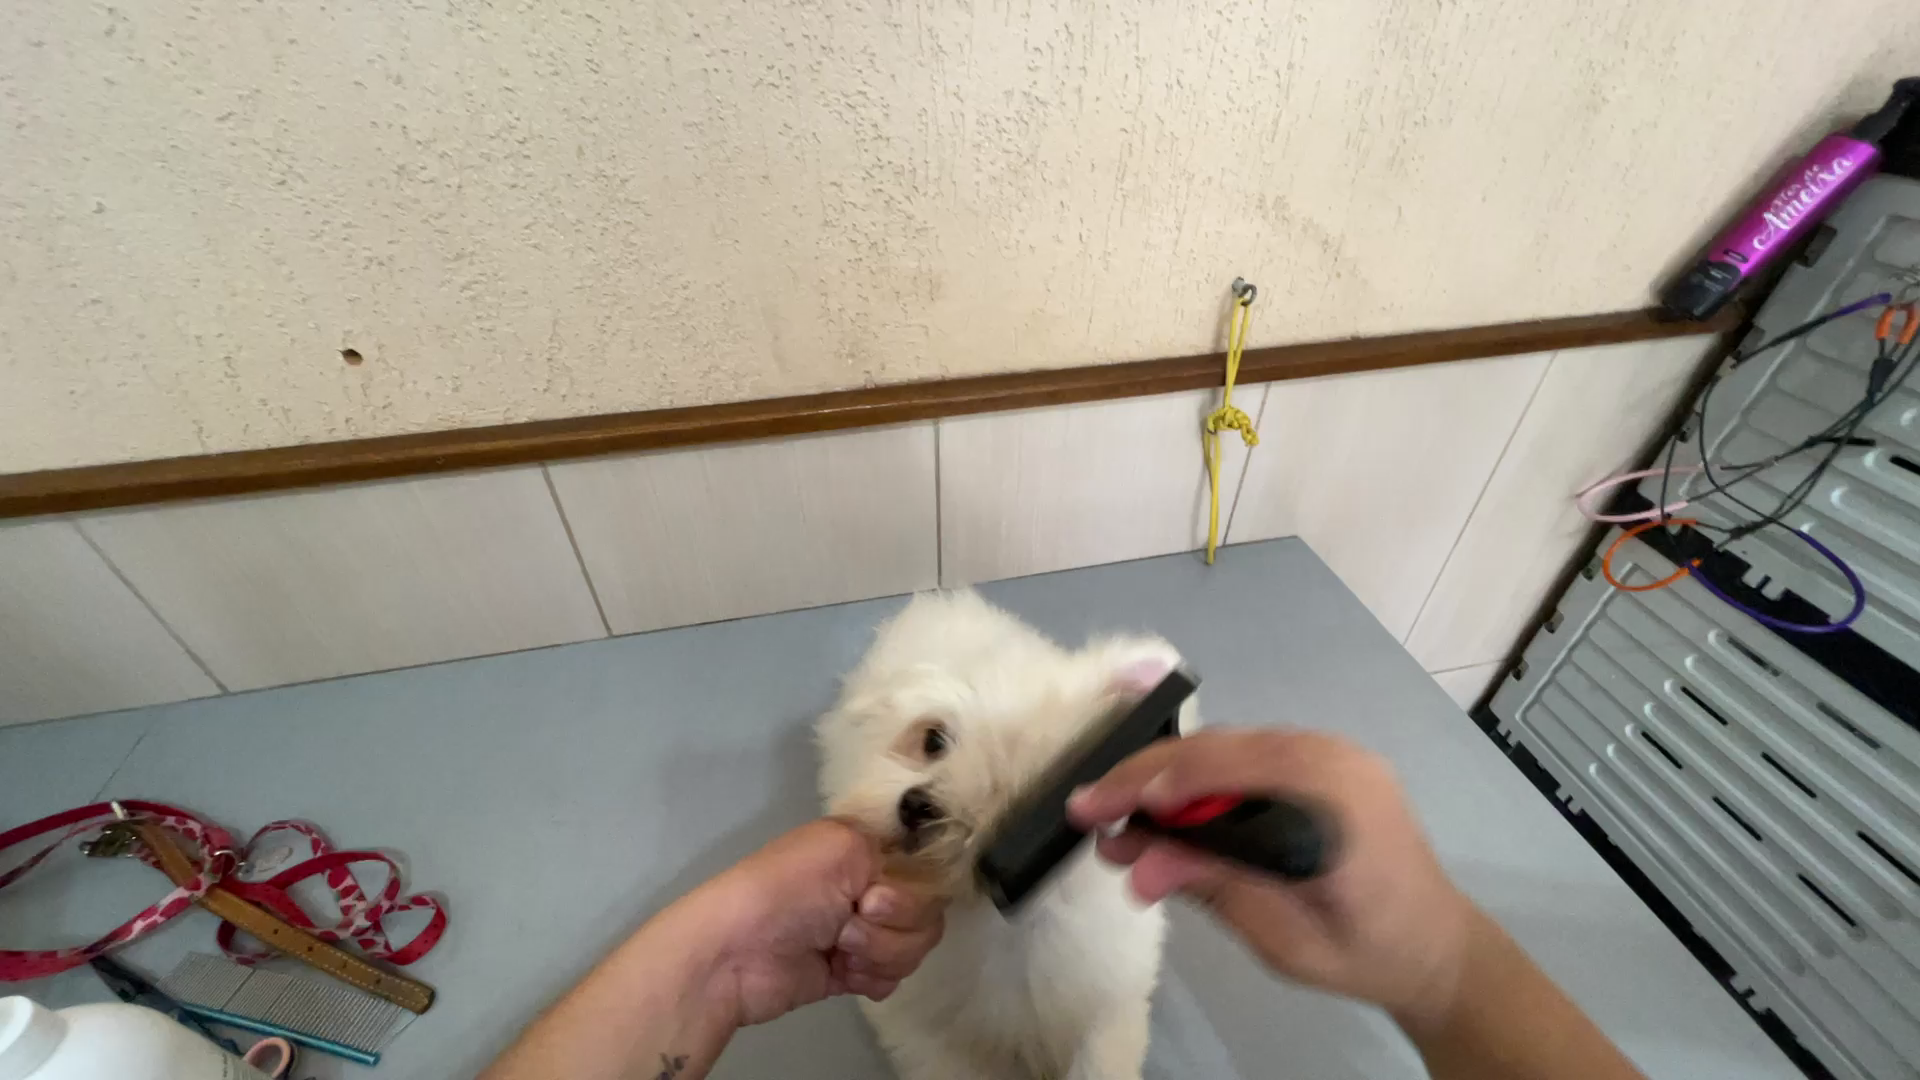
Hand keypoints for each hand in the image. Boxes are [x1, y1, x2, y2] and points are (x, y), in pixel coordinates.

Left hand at [662, 819, 945, 1027]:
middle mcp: (872, 884)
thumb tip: (902, 889)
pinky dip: (872, 978)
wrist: (736, 954)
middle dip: (895, 924)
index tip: (879, 894)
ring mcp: (865, 930)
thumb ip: (892, 856)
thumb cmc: (788, 887)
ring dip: (880, 952)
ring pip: (915, 947)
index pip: (926, 863)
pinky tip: (841, 974)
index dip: (915, 885)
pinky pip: (894, 977)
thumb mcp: (843, 846)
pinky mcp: (854, 971)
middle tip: (851, 922)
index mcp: (869, 847)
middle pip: (928, 911)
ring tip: (839, 950)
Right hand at [1067, 731, 1473, 1026]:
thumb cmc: (1369, 951)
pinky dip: (1191, 782)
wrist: (1438, 950)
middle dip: (1143, 777)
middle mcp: (1326, 752)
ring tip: (1115, 818)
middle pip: (1214, 747)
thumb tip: (1134, 865)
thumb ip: (1213, 886)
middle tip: (1088, 808)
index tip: (1104, 807)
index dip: (1160, 780)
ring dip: (1161, 780)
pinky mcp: (1308, 760)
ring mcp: (1320, 749)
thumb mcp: (1286, 936)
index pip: (1229, 764)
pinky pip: (1236, 758)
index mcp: (1335, 791)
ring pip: (1218, 748)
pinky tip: (1160, 811)